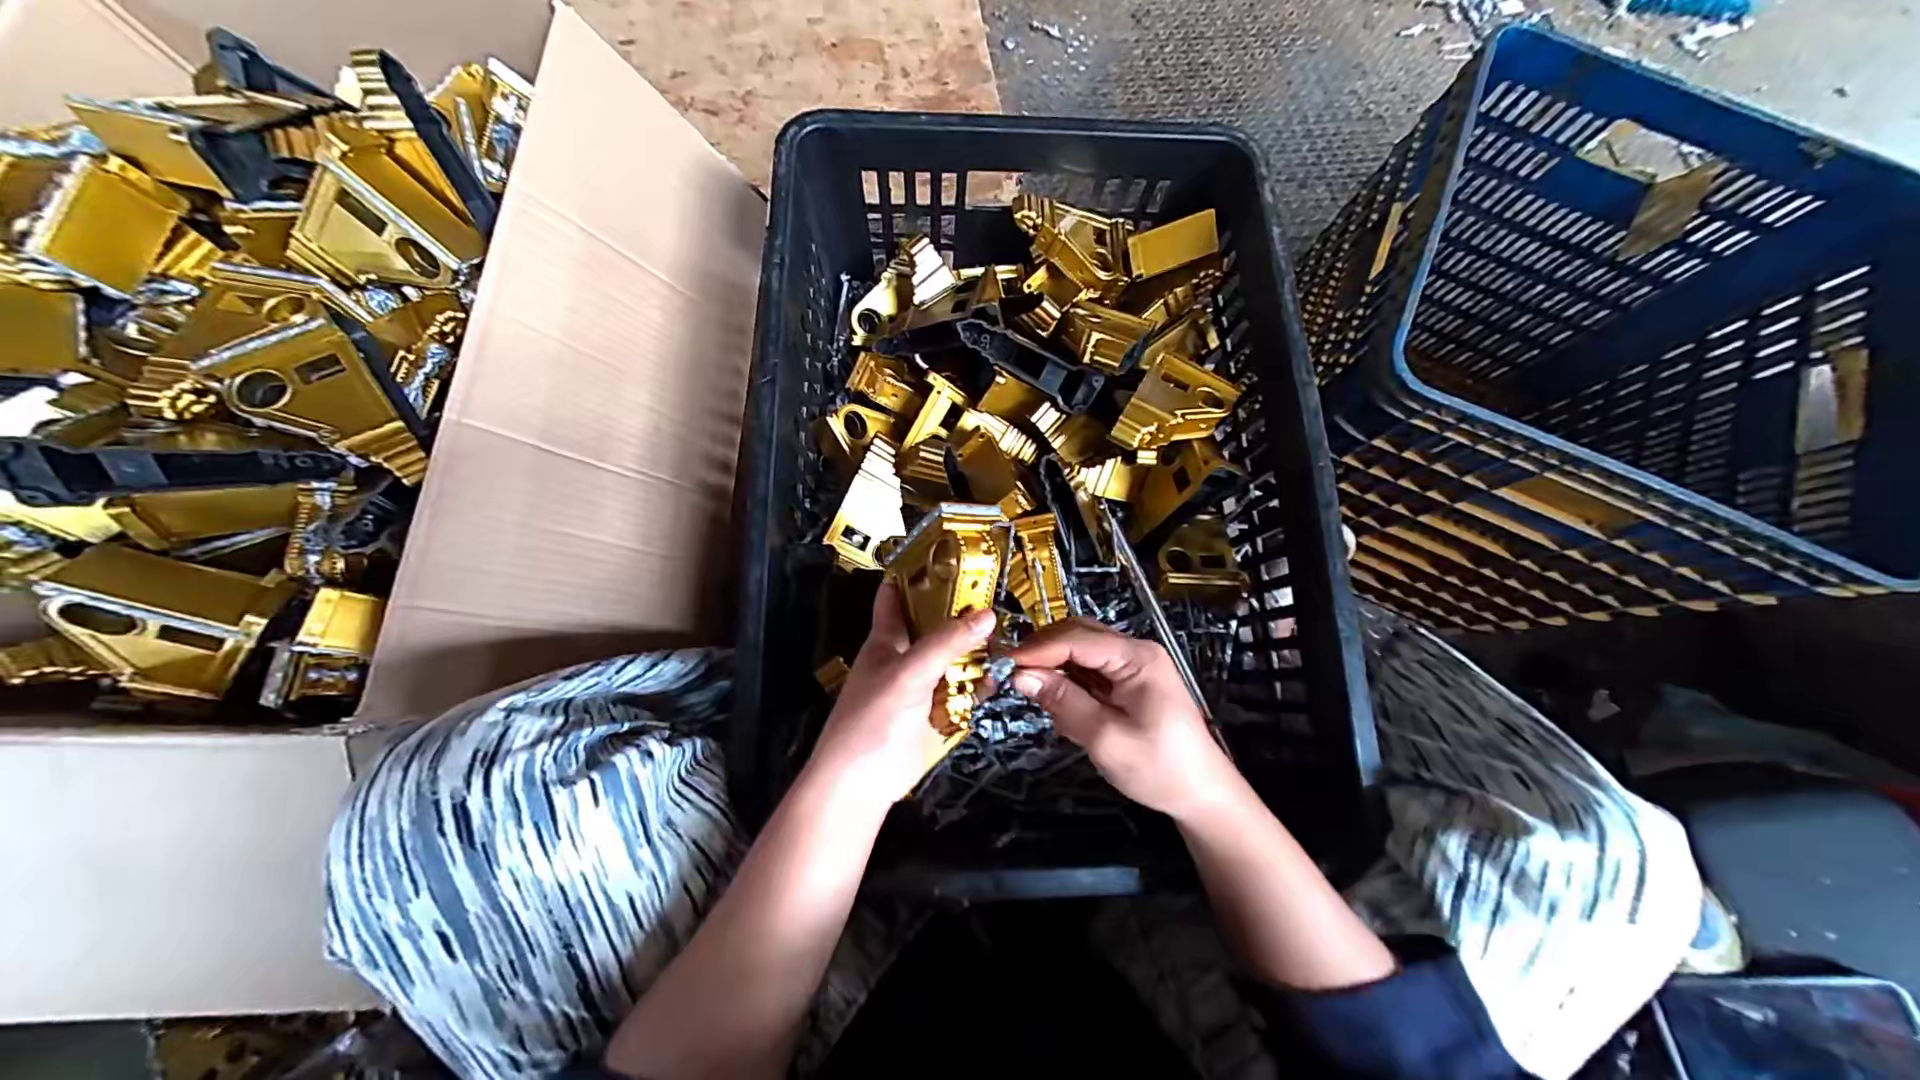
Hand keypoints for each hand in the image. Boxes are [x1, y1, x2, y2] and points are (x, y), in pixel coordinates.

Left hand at [805, 582, 995, 810]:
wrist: (862, 782)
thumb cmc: (873, 717)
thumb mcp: (909, 672)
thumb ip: (946, 643)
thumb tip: (986, 614)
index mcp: (886, 640)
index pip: (896, 597)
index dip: (915, 574)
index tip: (946, 555)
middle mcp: (906, 658)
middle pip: (936, 627)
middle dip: (963, 614)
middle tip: (998, 598)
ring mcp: (923, 687)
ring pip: (955, 659)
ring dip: (978, 651)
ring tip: (1008, 637)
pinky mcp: (938, 714)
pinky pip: (964, 691)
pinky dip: (982, 684)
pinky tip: (1000, 676)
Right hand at [1010, 619, 1242, 821]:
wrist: (1201, 795)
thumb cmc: (1160, 769)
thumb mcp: (1106, 739)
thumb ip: (1064, 703)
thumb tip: (1021, 676)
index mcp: (1137, 658)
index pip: (1076, 639)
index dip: (1037, 649)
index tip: (1004, 665)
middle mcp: (1135, 652)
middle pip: (1076, 636)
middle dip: (1042, 653)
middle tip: (1010, 676)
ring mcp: (1132, 666)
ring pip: (1079, 652)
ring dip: (1053, 668)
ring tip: (1031, 692)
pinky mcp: (1128, 682)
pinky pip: (1088, 670)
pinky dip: (1067, 682)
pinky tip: (1057, 704)